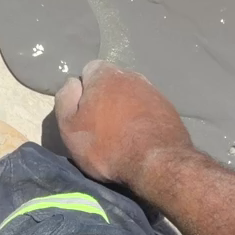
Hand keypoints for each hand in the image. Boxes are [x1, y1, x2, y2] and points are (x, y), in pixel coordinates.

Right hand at [53, 61, 198, 189]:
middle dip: (105, 98)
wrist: (156, 163)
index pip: (89, 70)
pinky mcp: (168, 109)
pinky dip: (141, 119)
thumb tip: (73, 82)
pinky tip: (139, 138)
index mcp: (105, 75)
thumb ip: (65, 99)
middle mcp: (131, 76)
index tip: (83, 113)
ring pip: (131, 95)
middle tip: (100, 126)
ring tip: (121, 135)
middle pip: (112, 82)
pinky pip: (148, 109)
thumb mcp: (70, 127)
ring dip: (125, 109)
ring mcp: (153, 91)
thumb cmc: (106, 146)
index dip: (83, 91)